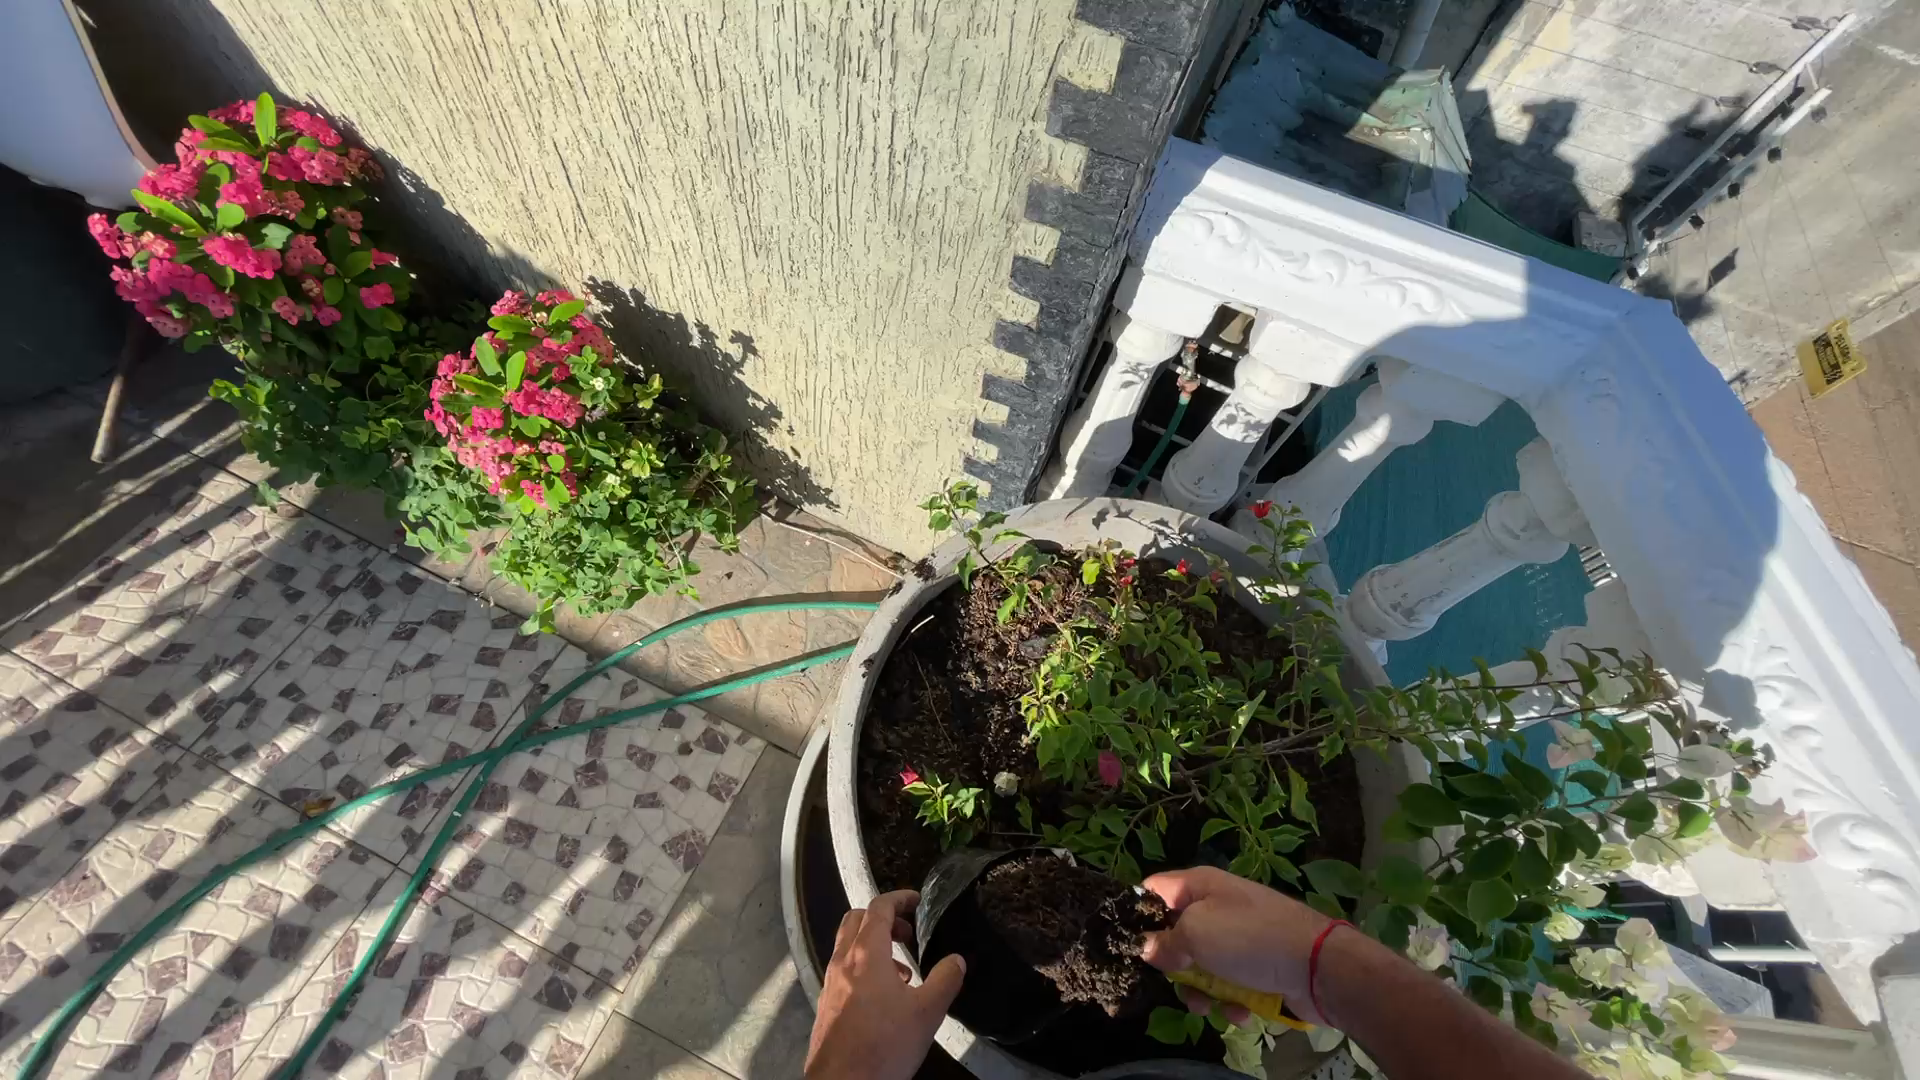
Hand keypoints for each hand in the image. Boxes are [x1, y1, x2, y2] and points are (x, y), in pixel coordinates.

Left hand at [805, 890, 965, 1079]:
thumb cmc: (883, 1046)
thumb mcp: (926, 1014)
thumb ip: (945, 981)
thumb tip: (956, 960)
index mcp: (866, 953)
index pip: (879, 907)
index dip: (900, 898)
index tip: (918, 901)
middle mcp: (843, 960)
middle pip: (857, 918)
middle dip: (884, 918)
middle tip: (908, 933)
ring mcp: (830, 982)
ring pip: (848, 945)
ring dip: (873, 944)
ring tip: (901, 971)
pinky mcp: (825, 1004)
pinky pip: (843, 969)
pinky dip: (862, 967)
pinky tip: (883, 998)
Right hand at [1139, 866, 1336, 1023]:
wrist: (1320, 966)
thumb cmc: (1249, 938)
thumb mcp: (1197, 934)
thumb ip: (1166, 942)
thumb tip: (1147, 948)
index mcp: (1199, 885)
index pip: (1154, 890)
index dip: (1138, 914)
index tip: (1131, 944)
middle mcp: (1216, 906)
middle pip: (1177, 934)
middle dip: (1174, 965)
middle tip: (1178, 985)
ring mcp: (1239, 937)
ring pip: (1203, 965)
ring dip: (1202, 991)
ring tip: (1210, 1008)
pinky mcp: (1258, 966)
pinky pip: (1230, 982)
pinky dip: (1231, 1000)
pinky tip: (1241, 1012)